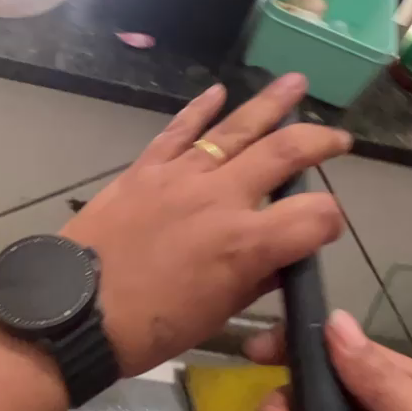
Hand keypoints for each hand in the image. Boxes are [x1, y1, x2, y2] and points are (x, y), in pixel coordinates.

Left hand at [59, 74, 350, 375]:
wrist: (73, 312)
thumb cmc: (149, 328)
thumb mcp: (216, 315)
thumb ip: (254, 280)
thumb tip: (278, 258)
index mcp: (245, 244)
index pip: (315, 217)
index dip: (331, 221)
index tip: (325, 228)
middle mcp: (221, 198)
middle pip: (284, 153)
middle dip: (320, 141)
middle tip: (339, 138)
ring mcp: (181, 176)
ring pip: (235, 129)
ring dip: (271, 104)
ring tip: (297, 82)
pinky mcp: (146, 168)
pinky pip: (178, 131)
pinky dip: (199, 109)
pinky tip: (219, 91)